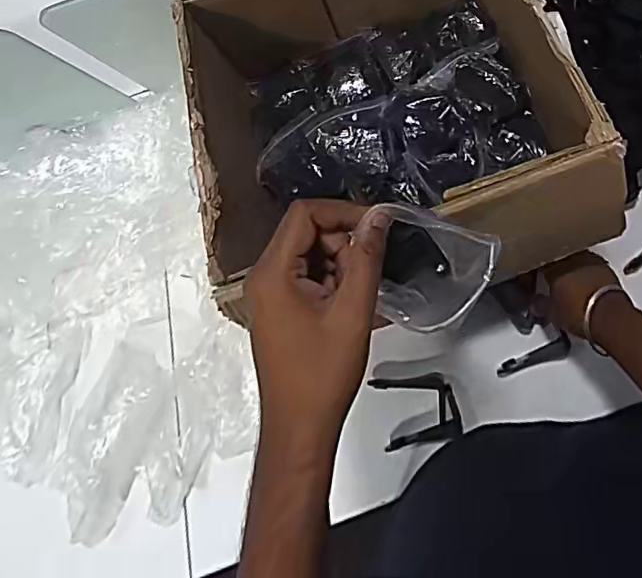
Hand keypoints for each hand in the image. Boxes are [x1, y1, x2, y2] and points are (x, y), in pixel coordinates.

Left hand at [246, 199, 389, 450]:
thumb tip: (377, 218)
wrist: (299, 429)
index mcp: (273, 272)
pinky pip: (306, 274)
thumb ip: (366, 258)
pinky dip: (330, 280)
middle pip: (306, 232)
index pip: (305, 214)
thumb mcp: (352, 311)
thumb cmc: (320, 378)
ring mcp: (269, 292)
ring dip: (338, 263)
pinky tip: (345, 306)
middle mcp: (264, 276)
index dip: (342, 212)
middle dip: (341, 243)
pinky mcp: (278, 306)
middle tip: (366, 270)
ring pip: (308, 253)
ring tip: (355, 297)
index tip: (373, 224)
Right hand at [536, 250, 624, 342]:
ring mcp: (590, 261)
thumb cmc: (581, 311)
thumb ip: (540, 304)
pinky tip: (587, 290)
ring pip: (575, 262)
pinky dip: (587, 277)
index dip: (533, 273)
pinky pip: (591, 269)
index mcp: (552, 263)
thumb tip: (535, 304)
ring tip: (571, 288)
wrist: (611, 318)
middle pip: (558, 259)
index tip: (532, 282)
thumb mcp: (552, 313)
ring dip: (572, 271)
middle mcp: (571, 257)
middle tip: (552, 284)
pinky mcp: (607, 270)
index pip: (537, 262)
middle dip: (554, 269)